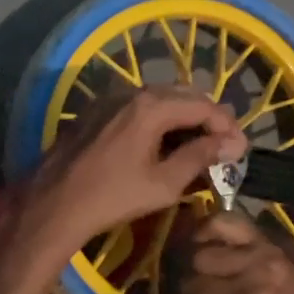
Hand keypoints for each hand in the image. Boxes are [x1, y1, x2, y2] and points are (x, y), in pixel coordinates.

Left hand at [21, 86, 247, 249]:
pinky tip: (163, 142)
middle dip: (208, 117)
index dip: (227, 126)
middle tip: (224, 145)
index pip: (204, 105)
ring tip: (198, 145)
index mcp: (151, 106)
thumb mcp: (163, 183)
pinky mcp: (95, 110)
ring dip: (183, 117)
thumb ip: (199, 157)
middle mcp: (131, 91)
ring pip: (159, 98)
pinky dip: (158, 119)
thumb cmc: (111, 197)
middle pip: (183, 94)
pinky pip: (136, 106)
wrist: (53, 203)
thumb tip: (231, 144)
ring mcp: (109, 98)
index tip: (240, 150)